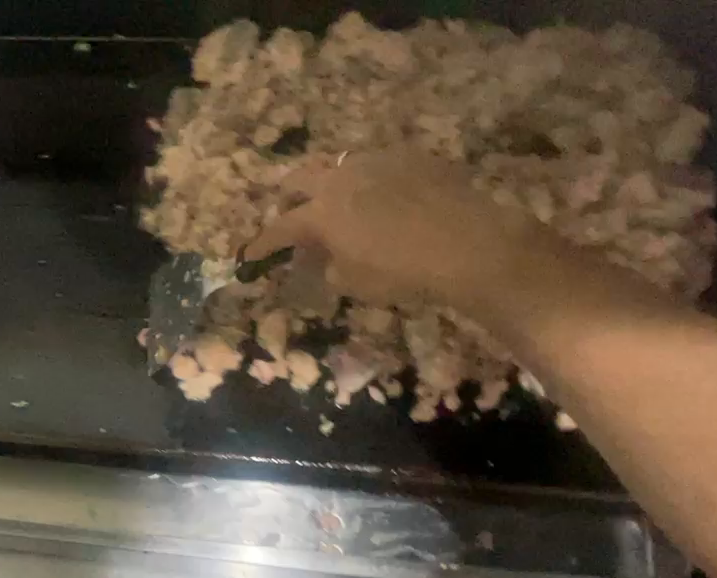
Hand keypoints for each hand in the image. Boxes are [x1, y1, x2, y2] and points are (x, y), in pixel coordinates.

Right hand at [245, 149, 555, 310]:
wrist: (466, 243)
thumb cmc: (399, 271)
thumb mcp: (353, 281)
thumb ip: (329, 265)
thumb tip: (327, 257)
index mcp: (320, 212)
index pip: (279, 228)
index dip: (262, 243)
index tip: (249, 255)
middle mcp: (341, 178)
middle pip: (300, 179)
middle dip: (288, 197)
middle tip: (289, 212)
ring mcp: (377, 160)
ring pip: (339, 163)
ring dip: (328, 182)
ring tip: (336, 200)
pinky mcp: (411, 156)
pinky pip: (377, 163)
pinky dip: (366, 180)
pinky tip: (380, 197)